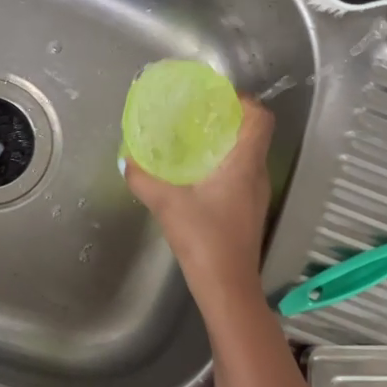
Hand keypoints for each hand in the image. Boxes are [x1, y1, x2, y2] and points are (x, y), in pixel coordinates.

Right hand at [125, 95, 275, 295]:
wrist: (227, 286)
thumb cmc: (204, 239)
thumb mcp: (166, 204)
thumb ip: (144, 179)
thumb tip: (127, 160)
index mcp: (244, 164)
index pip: (260, 118)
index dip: (242, 102)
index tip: (214, 100)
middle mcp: (256, 174)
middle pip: (251, 134)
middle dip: (225, 121)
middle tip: (193, 117)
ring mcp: (256, 195)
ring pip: (245, 155)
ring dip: (222, 145)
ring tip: (190, 143)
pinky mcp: (247, 211)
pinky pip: (238, 175)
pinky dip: (220, 167)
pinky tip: (193, 177)